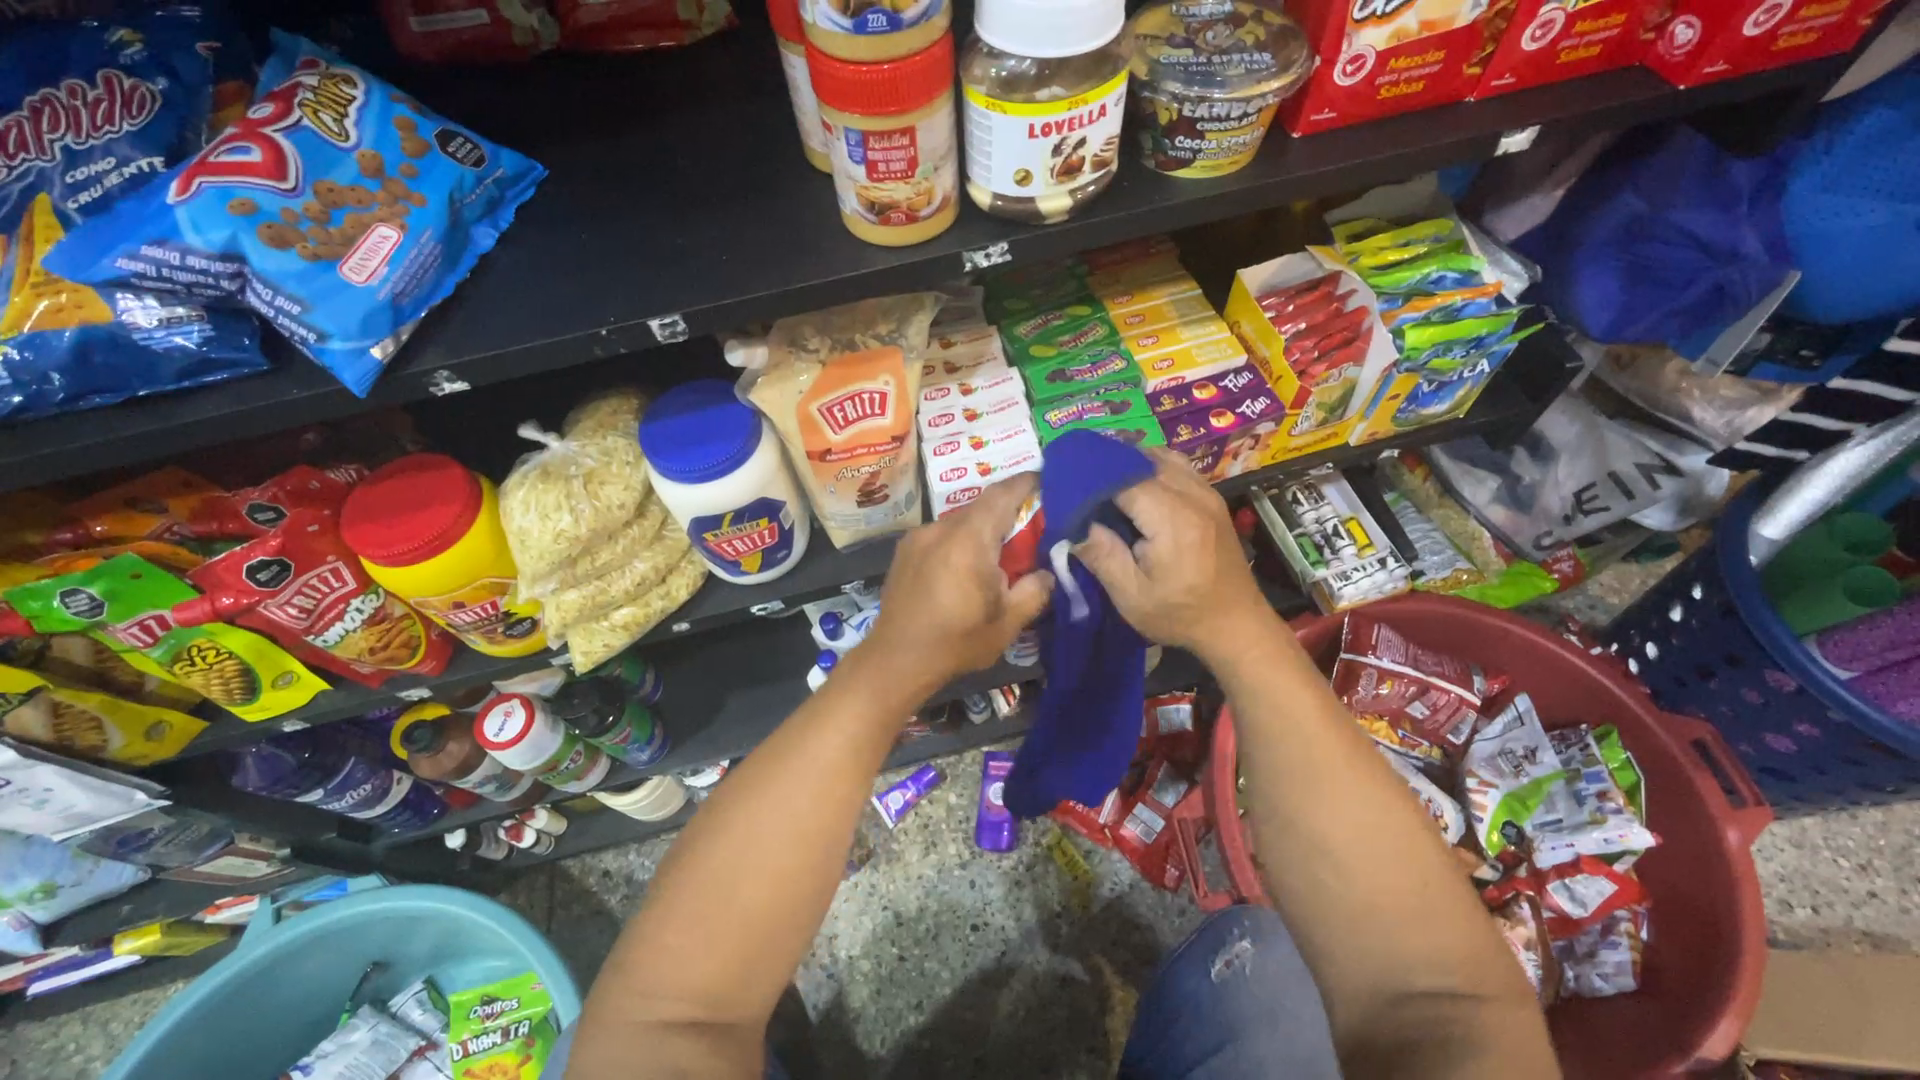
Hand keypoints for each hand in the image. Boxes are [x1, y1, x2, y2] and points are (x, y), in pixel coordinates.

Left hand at [861, 473, 1053, 692]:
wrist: (897, 660)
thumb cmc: (957, 641)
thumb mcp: (1008, 622)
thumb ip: (1034, 591)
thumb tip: (1048, 572)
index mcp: (969, 539)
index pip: (1002, 495)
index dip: (1024, 484)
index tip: (1043, 482)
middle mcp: (940, 529)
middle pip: (980, 507)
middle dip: (1006, 512)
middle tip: (1028, 529)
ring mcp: (918, 538)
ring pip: (959, 522)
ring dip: (980, 531)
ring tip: (996, 555)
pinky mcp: (904, 552)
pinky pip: (940, 536)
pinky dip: (959, 542)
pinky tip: (964, 568)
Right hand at [1072, 448, 1275, 659]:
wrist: (1236, 625)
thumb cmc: (1181, 614)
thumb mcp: (1131, 596)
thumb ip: (1101, 555)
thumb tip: (1074, 523)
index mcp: (1173, 519)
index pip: (1124, 478)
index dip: (1092, 480)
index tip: (1066, 489)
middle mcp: (1194, 496)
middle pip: (1144, 460)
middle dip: (1109, 465)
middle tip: (1079, 482)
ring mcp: (1208, 494)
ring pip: (1164, 457)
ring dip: (1133, 463)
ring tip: (1105, 481)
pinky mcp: (1213, 500)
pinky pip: (1179, 468)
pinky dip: (1154, 468)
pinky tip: (1136, 487)